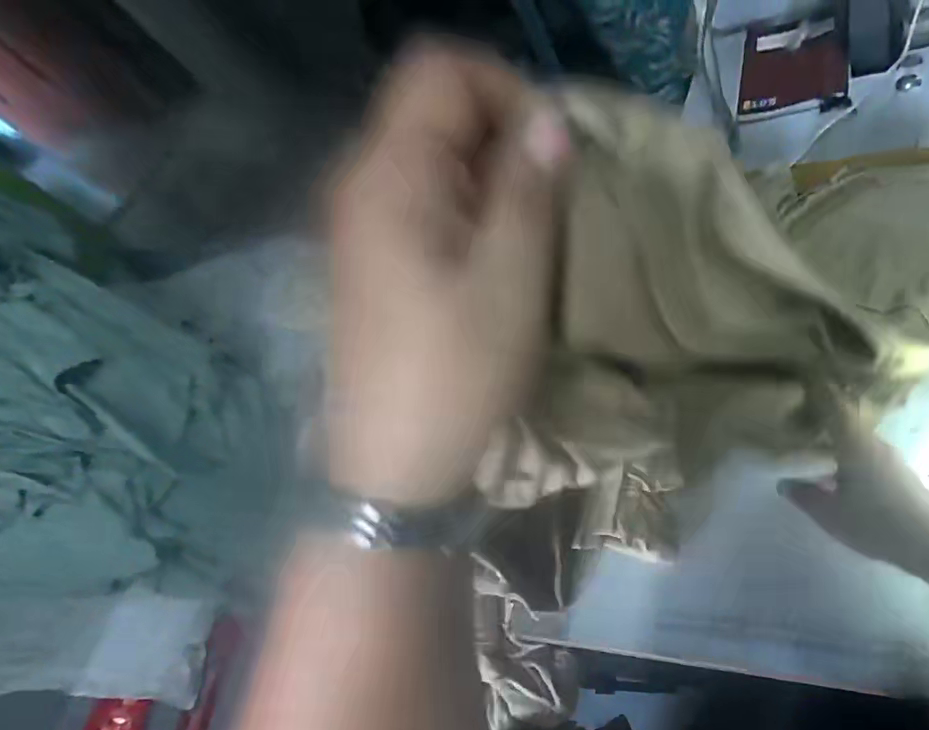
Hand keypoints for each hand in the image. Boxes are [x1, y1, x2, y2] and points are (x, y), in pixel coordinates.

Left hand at [323, 40, 569, 506]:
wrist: (400, 461)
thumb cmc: (460, 371)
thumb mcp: (511, 281)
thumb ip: (528, 193)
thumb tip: (551, 122)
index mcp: (390, 173)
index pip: (442, 70)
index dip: (511, 91)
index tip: (563, 157)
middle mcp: (365, 182)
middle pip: (437, 111)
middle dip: (511, 140)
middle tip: (564, 204)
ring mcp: (367, 224)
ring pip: (439, 163)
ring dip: (501, 183)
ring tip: (546, 237)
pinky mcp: (382, 264)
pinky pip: (432, 206)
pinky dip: (480, 215)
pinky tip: (509, 263)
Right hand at [779, 404, 928, 577]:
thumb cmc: (876, 524)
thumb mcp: (831, 516)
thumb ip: (805, 497)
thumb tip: (785, 482)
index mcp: (853, 443)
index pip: (831, 405)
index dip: (815, 392)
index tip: (799, 384)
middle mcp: (873, 441)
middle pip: (845, 421)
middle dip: (822, 421)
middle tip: (797, 425)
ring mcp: (890, 456)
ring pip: (857, 440)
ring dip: (838, 442)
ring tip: (815, 452)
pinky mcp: (901, 471)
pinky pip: (868, 454)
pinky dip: (851, 456)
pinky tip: (842, 475)